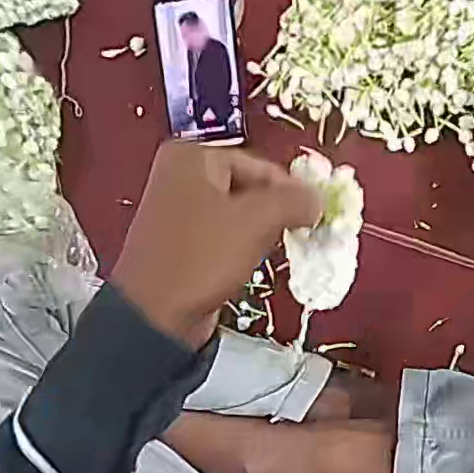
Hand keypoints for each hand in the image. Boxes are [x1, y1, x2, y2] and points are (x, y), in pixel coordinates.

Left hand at [112, 143, 323, 346]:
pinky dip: (242, 245)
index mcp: (193, 158)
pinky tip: (248, 262)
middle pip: (251, 188)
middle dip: (276, 213)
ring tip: (269, 252)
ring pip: (240, 213)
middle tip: (295, 236)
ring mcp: (178, 209)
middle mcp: (181, 176)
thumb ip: (294, 201)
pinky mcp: (181, 240)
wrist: (155, 314)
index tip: (312, 219)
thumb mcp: (256, 222)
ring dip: (262, 232)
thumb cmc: (201, 258)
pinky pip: (224, 233)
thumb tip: (318, 199)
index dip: (291, 193)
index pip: (262, 167)